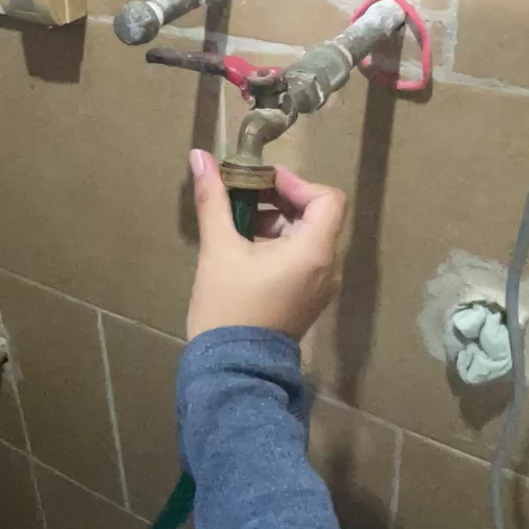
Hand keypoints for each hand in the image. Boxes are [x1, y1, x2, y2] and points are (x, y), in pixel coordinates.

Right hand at [186, 149, 347, 338]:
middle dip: (281, 199)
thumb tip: (200, 156)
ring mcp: (320, 285)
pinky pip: (304, 257)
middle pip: (318, 214)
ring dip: (278, 221)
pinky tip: (246, 248)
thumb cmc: (228, 307)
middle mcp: (327, 266)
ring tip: (239, 223)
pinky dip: (281, 243)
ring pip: (310, 235)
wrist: (231, 371)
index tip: (260, 182)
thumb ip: (212, 199)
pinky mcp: (309, 298)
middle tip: (244, 197)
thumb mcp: (218, 249)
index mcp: (314, 251)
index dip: (295, 183)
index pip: (326, 198)